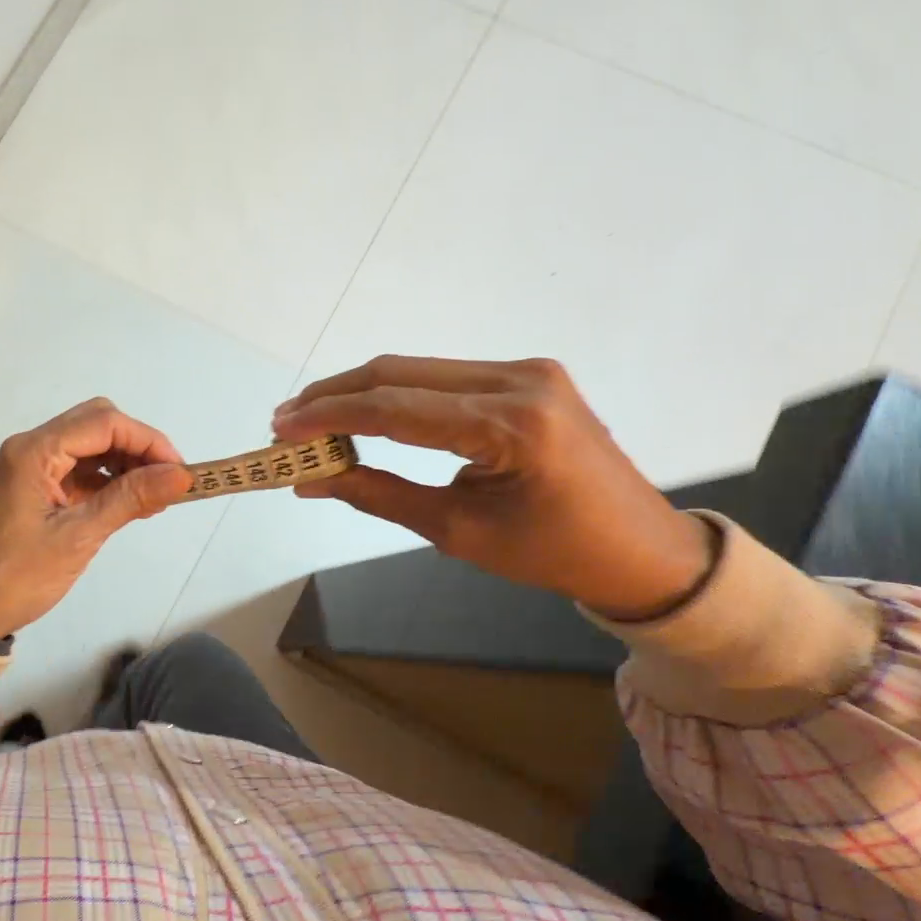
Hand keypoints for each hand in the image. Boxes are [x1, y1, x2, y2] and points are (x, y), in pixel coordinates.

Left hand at [0, 399, 194, 637]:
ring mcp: (28, 467)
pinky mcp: (32, 488)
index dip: (147, 440)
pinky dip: (104, 481)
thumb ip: (130, 499)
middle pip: (95, 425)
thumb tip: (181, 475)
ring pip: (88, 447)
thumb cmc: (18, 577)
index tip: (179, 472)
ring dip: (123, 464)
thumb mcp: (78, 537)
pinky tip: (128, 505)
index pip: (102, 422)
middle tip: (166, 485)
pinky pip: (76, 470)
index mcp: (33, 452)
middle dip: (137, 448)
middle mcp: (29, 448)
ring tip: (152, 500)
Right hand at [271, 356, 714, 620]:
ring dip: (357, 391)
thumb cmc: (551, 552)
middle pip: (399, 373)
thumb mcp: (457, 531)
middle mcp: (520, 381)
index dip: (329, 417)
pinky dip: (392, 393)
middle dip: (333, 396)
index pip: (395, 408)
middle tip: (284, 422)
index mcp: (511, 426)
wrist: (640, 547)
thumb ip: (378, 495)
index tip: (280, 430)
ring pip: (415, 368)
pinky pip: (440, 375)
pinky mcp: (525, 376)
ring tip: (311, 418)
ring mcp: (526, 371)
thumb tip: (309, 481)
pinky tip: (362, 413)